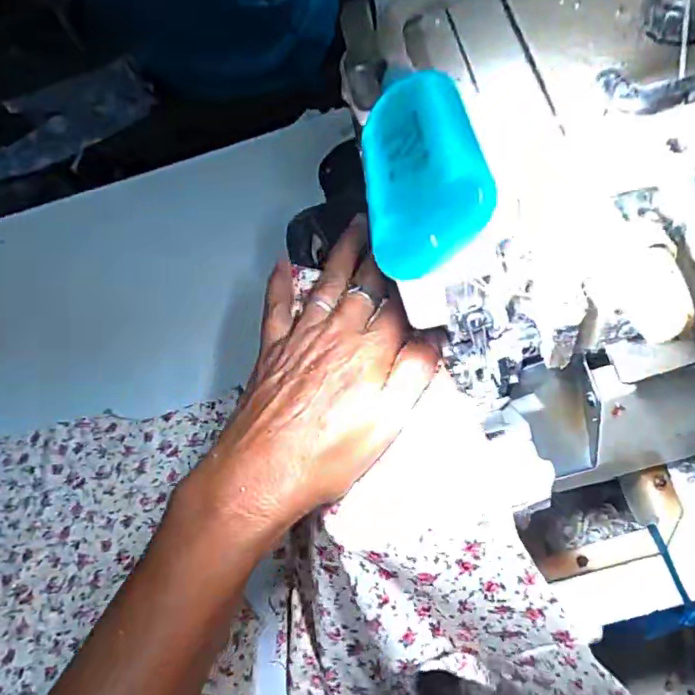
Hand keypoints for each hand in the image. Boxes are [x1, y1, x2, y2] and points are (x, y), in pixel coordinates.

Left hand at [186, 217, 440, 539]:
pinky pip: (278, 306)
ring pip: (326, 284)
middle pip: (363, 284)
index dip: (413, 279)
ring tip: (353, 228)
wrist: (261, 471)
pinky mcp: (274, 351)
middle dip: (379, 251)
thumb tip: (433, 341)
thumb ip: (413, 376)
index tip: (422, 256)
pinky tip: (283, 266)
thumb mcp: (387, 425)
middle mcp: (335, 336)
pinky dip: (281, 284)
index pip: (399, 305)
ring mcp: (301, 339)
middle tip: (389, 224)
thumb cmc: (325, 457)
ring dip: (341, 253)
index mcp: (369, 353)